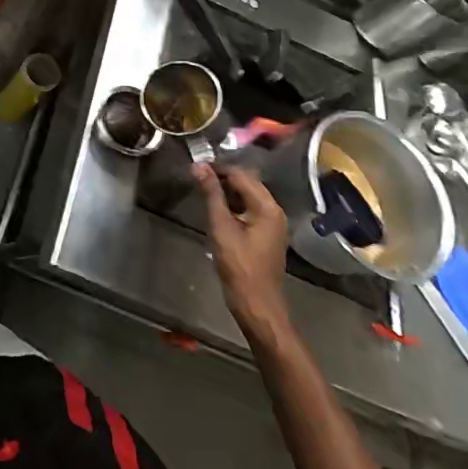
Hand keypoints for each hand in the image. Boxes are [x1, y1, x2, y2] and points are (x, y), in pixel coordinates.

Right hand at [195, 162, 291, 340]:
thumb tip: (198, 165)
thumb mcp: (221, 227)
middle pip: (246, 183)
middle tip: (194, 177)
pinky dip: (231, 205)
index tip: (193, 167)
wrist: (257, 303)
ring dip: (225, 191)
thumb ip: (211, 194)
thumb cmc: (239, 265)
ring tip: (200, 190)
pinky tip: (214, 209)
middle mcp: (274, 211)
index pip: (240, 175)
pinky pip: (247, 209)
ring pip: (246, 196)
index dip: (217, 168)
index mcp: (267, 207)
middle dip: (221, 177)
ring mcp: (271, 224)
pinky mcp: (264, 234)